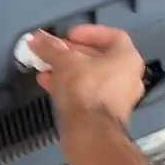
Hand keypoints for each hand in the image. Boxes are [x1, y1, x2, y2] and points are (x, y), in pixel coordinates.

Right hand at [29, 25, 147, 129]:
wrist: (91, 132)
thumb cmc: (85, 88)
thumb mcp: (64, 62)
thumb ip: (51, 47)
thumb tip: (36, 38)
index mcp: (127, 58)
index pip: (112, 36)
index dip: (89, 32)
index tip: (68, 35)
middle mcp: (128, 76)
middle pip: (98, 57)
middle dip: (72, 53)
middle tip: (53, 51)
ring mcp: (118, 97)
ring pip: (91, 77)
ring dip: (67, 70)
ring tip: (45, 68)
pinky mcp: (105, 114)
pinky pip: (87, 93)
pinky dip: (70, 86)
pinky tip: (49, 85)